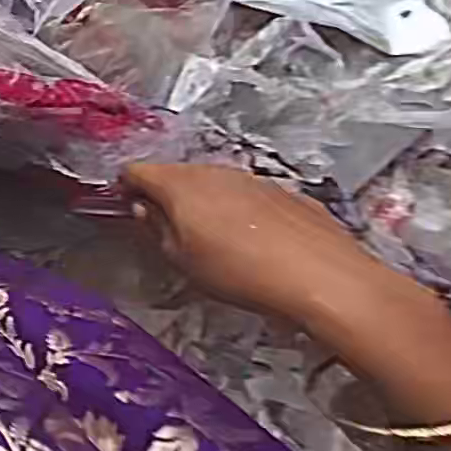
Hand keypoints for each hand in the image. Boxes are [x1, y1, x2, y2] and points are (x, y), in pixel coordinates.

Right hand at [120, 163, 424, 328]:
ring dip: (202, 202)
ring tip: (212, 239)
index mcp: (178, 184)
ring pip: (212, 182)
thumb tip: (145, 208)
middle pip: (174, 174)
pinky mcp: (285, 191)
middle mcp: (212, 171)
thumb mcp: (179, 258)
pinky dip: (237, 209)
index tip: (129, 209)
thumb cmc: (238, 271)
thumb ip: (154, 227)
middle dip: (165, 195)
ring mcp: (252, 177)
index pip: (135, 171)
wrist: (324, 279)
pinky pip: (246, 194)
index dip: (126, 188)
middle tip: (168, 229)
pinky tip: (251, 241)